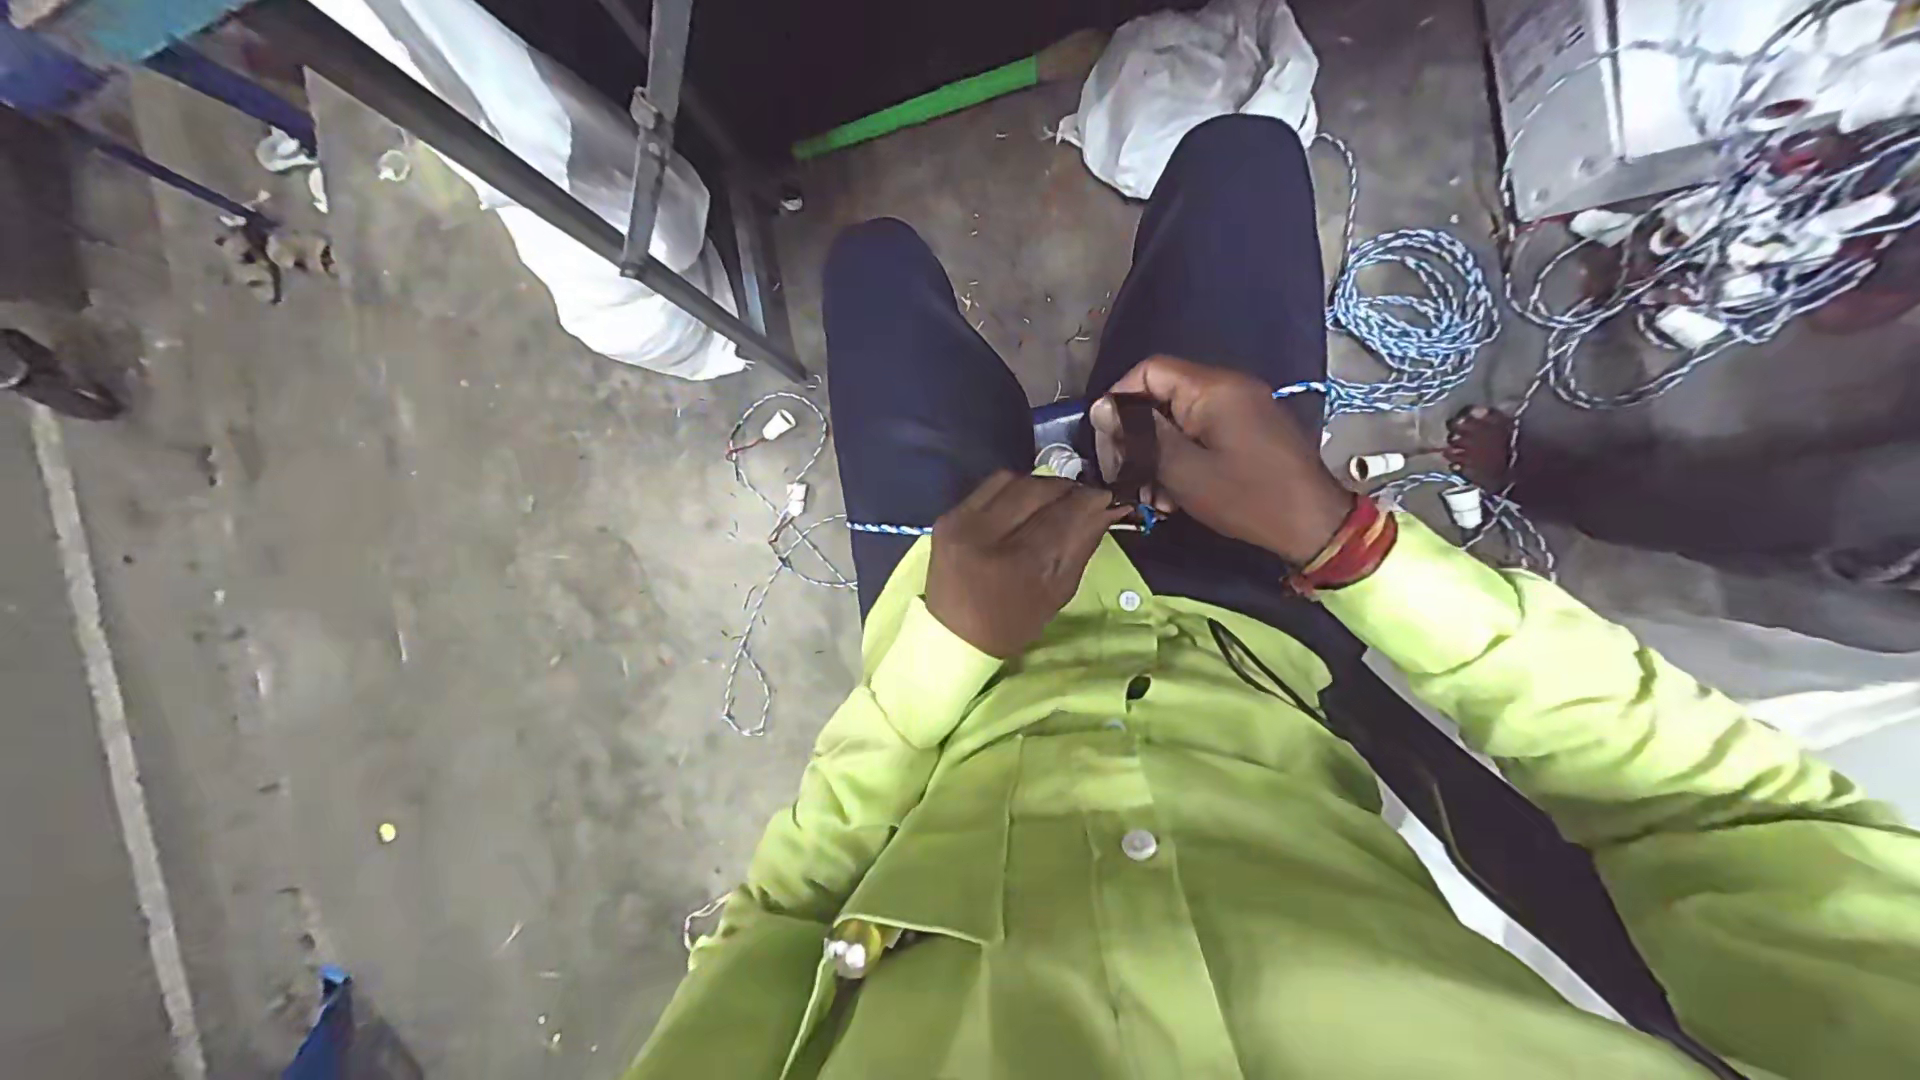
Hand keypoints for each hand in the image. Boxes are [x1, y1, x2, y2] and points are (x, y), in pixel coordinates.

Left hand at [925, 471, 1129, 657]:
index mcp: (1018, 566)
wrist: (954, 634)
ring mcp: (961, 524)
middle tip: (1083, 496)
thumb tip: (1106, 507)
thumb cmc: (1013, 622)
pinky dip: (1014, 487)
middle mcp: (987, 537)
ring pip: (1014, 480)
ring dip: (1041, 485)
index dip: (1089, 501)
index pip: (1062, 516)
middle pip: (1038, 492)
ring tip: (1055, 498)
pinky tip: (1025, 500)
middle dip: (1068, 488)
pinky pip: (989, 485)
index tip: (1106, 496)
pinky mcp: (947, 517)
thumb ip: (1081, 545)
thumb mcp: (1056, 593)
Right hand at [1089, 356, 1352, 562]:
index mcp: (1212, 388)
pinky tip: (1173, 494)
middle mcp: (1226, 388)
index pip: (1149, 370)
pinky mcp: (1244, 431)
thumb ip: (1140, 435)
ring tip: (1150, 494)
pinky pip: (1198, 434)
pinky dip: (1179, 459)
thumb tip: (1102, 409)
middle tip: (1124, 475)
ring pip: (1176, 420)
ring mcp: (1238, 409)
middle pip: (1160, 396)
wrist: (1312, 526)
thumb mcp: (1183, 470)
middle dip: (1135, 435)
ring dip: (1155, 454)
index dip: (1118, 399)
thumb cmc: (1246, 496)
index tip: (1106, 439)